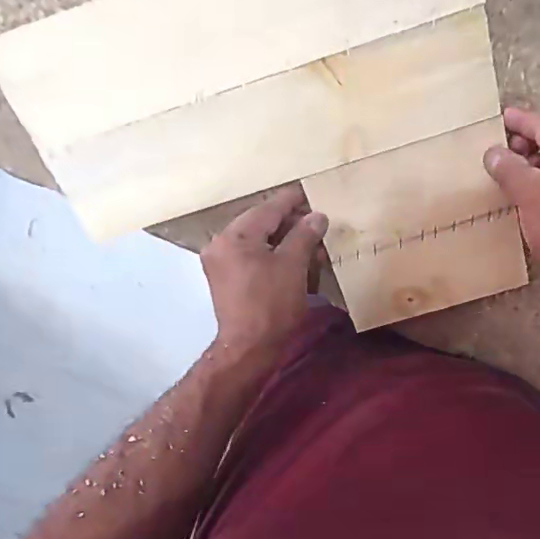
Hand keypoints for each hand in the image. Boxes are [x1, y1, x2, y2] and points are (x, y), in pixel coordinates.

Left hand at [200, 187, 327, 359]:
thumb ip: (304, 235)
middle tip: (318, 223)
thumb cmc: (272, 304)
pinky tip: (296, 260)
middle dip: (291, 223)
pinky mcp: (226, 279)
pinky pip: (252, 256)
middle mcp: (221, 244)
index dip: (292, 200)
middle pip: (261, 223)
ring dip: (285, 240)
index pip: (268, 209)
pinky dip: (274, 255)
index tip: (311, 192)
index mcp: (235, 236)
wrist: (250, 346)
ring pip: (258, 241)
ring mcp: (221, 263)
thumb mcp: (294, 265)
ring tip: (313, 245)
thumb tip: (317, 216)